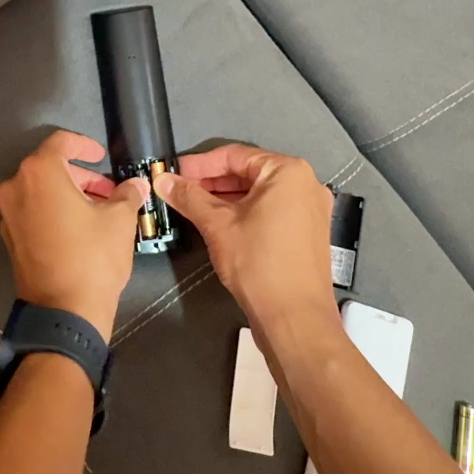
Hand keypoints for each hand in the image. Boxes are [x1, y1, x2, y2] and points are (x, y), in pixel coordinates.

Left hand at [0, 130, 149, 338]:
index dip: (84, 145)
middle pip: (49, 168)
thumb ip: (126, 195)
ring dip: (69, 194)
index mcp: (39, 173)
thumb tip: (136, 185)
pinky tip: (80, 228)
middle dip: (81, 175)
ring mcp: (8, 214)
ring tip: (100, 210)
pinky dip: (54, 211)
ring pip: (40, 191)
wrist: (64, 313)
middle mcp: (15, 187)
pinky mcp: (10, 238)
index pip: (61, 142)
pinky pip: (33, 211)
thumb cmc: (92, 257)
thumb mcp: (119, 221)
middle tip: (108, 191)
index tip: (101, 155)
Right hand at [155, 144, 337, 334]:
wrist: (294, 318)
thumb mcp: (217, 225)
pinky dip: (244, 213)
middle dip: (212, 182)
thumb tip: (162, 180)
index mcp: (287, 172)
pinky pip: (271, 210)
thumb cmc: (258, 263)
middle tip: (180, 191)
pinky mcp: (308, 232)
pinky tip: (219, 224)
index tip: (174, 173)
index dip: (200, 164)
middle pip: (248, 172)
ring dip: (225, 199)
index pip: (234, 155)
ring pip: (259, 193)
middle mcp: (305, 184)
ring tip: (193, 208)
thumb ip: (189, 197)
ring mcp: (310, 209)